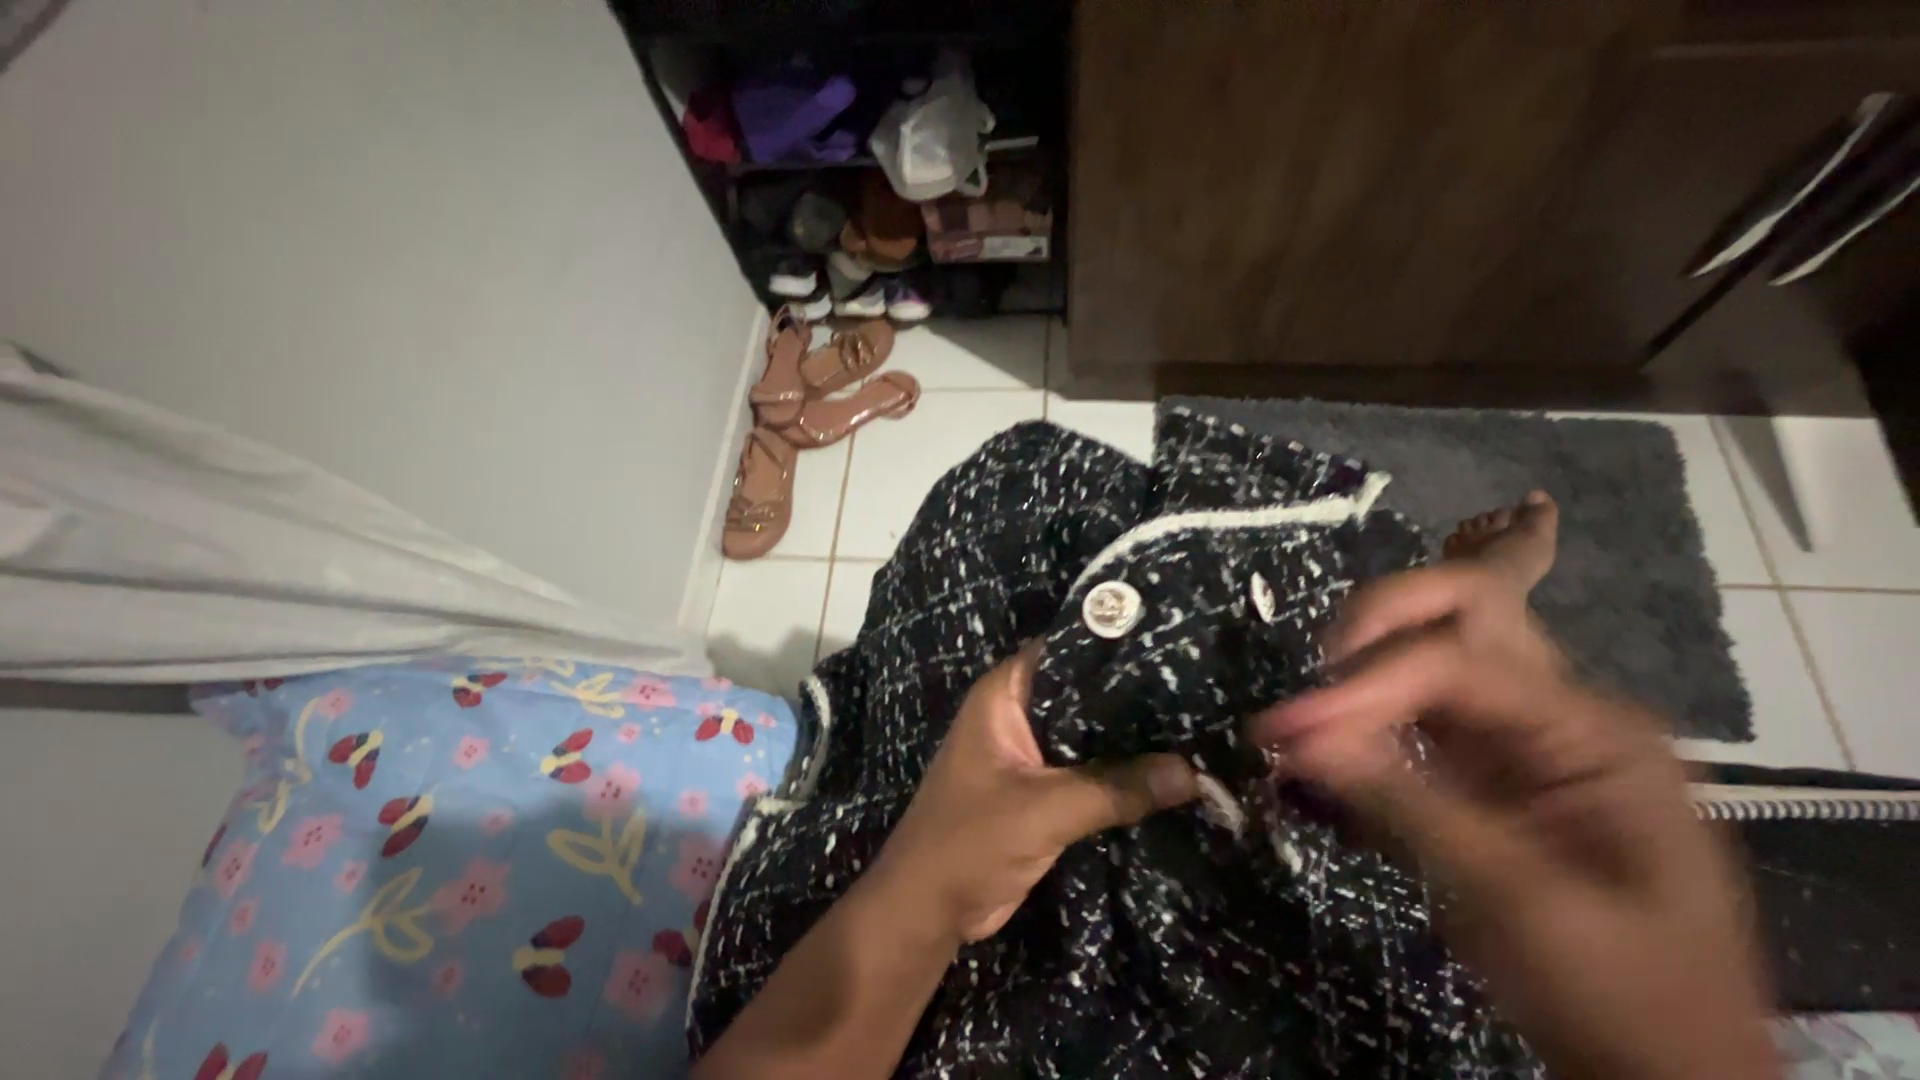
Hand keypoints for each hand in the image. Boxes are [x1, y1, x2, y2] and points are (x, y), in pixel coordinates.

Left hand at [873, 641, 1198, 943]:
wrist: (928, 909)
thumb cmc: (969, 842)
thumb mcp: (1044, 810)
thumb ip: (1115, 788)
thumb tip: (1193, 771)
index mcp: (1004, 694)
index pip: (1068, 652)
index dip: (1117, 648)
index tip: (1176, 650)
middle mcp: (1017, 713)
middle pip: (1086, 694)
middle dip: (1136, 699)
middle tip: (1204, 695)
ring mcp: (1030, 753)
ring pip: (1091, 736)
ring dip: (1134, 742)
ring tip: (1201, 730)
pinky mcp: (1043, 789)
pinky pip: (1090, 771)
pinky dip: (1123, 774)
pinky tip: (1174, 774)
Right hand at [1251, 566, 1777, 1079]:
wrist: (1669, 1073)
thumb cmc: (1621, 990)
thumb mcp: (1517, 900)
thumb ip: (1406, 805)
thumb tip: (1296, 737)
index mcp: (1592, 729)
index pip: (1455, 663)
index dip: (1363, 686)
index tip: (1285, 732)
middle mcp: (1558, 710)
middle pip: (1463, 610)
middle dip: (1376, 622)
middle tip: (1314, 674)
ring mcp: (1522, 737)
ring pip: (1432, 650)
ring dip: (1363, 667)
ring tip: (1305, 721)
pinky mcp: (1484, 771)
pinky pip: (1416, 713)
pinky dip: (1364, 718)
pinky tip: (1326, 748)